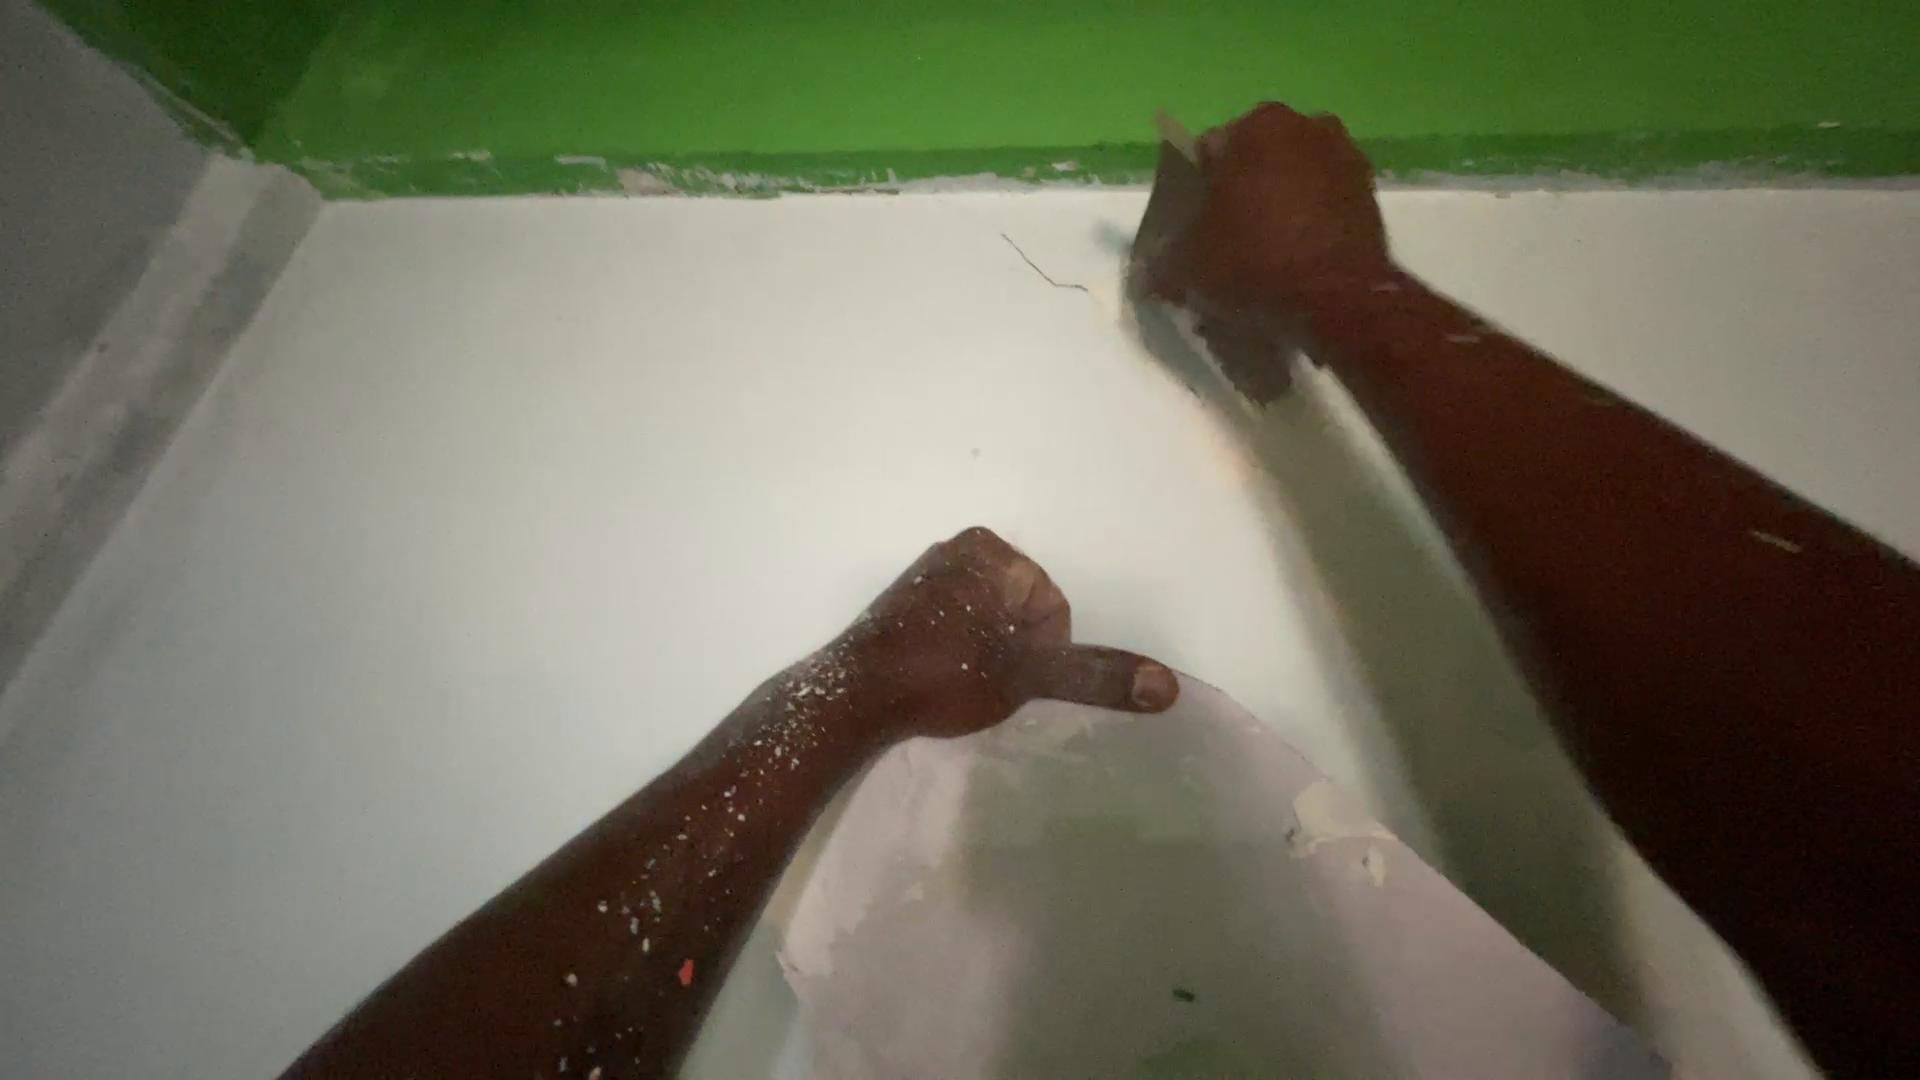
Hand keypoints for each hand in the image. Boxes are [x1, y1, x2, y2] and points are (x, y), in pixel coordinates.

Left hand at [838, 527, 1177, 741]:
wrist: (854, 699)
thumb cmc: (944, 675)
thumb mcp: (1026, 674)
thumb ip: (1093, 675)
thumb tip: (1169, 685)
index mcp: (991, 550)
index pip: (1052, 609)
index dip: (1038, 654)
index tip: (1001, 675)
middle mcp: (959, 548)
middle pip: (1022, 613)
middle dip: (1013, 652)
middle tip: (978, 680)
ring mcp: (929, 573)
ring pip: (991, 623)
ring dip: (987, 655)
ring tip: (955, 680)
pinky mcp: (907, 601)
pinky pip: (958, 625)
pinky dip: (959, 651)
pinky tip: (938, 674)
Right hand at [1148, 103, 1391, 312]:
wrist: (1335, 299)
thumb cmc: (1251, 265)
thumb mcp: (1186, 270)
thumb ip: (1161, 264)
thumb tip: (1146, 274)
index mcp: (1253, 128)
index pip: (1205, 154)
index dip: (1191, 195)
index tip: (1187, 231)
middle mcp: (1304, 124)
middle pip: (1252, 163)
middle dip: (1236, 198)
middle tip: (1221, 245)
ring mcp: (1344, 154)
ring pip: (1289, 181)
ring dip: (1272, 209)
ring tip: (1259, 258)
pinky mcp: (1369, 191)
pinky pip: (1320, 203)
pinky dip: (1304, 224)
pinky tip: (1291, 262)